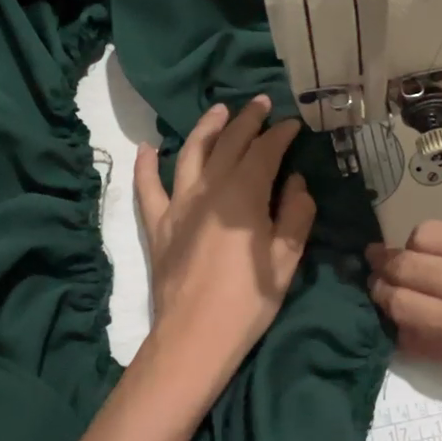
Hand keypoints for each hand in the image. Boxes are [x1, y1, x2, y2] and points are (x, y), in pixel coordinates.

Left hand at [134, 96, 315, 372]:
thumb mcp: (286, 259)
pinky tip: (147, 148)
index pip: (266, 152)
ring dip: (206, 129)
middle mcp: (209, 189)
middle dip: (248, 120)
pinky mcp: (158, 224)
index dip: (281, 134)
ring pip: (191, 153)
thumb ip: (295, 215)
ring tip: (218, 112)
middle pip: (229, 143)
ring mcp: (178, 204)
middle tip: (260, 104)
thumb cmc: (249, 300)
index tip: (294, 124)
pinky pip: (148, 187)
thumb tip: (295, 184)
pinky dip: (146, 164)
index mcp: (245, 194)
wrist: (195, 336)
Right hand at [367, 213, 441, 375]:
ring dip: (415, 245)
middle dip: (384, 265)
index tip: (377, 290)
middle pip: (404, 263)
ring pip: (425, 232)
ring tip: (422, 254)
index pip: (399, 301)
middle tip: (380, 265)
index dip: (380, 294)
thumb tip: (390, 317)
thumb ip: (427, 341)